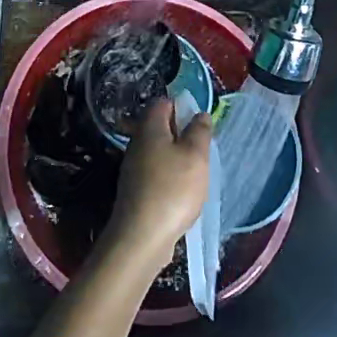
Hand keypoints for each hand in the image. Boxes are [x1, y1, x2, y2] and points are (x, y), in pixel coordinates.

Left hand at [104, 98, 211, 262]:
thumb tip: (199, 114)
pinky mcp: (136, 188)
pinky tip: (183, 190)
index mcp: (149, 127)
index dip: (182, 106)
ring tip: (197, 170)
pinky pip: (156, 171)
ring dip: (177, 156)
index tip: (200, 122)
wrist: (142, 235)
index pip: (162, 102)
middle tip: (202, 148)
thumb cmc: (173, 188)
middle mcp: (137, 142)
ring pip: (158, 150)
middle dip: (182, 133)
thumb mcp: (195, 156)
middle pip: (159, 126)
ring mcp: (133, 166)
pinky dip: (170, 174)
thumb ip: (199, 131)